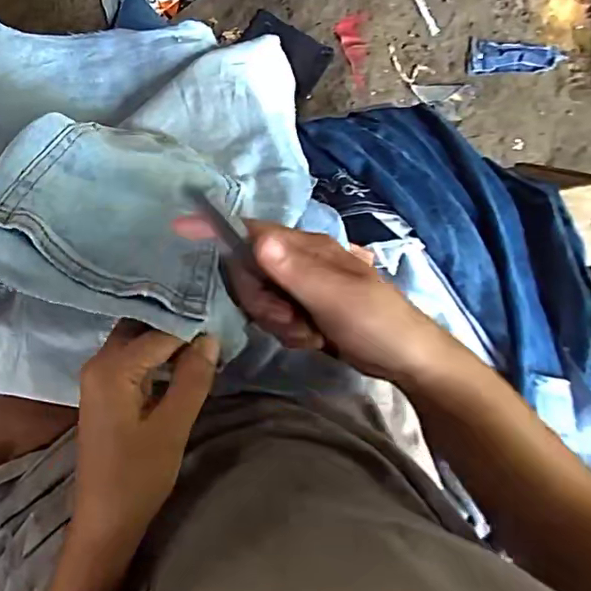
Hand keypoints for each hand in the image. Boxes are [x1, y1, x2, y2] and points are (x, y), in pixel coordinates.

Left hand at [69, 322, 218, 557]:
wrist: (104, 519)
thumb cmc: (137, 476)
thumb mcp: (172, 427)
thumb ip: (193, 378)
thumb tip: (211, 338)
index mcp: (111, 367)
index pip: (158, 331)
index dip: (191, 326)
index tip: (223, 320)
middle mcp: (98, 362)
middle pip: (141, 326)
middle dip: (176, 323)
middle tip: (213, 323)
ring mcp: (97, 376)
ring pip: (135, 340)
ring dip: (166, 338)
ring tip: (205, 339)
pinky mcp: (103, 389)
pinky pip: (131, 357)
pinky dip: (156, 355)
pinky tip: (182, 360)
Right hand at [176, 216, 464, 383]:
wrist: (408, 360)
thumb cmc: (377, 321)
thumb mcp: (336, 297)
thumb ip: (295, 271)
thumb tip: (256, 242)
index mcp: (306, 246)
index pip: (251, 231)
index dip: (218, 230)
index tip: (182, 230)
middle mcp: (299, 259)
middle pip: (249, 270)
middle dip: (261, 300)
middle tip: (290, 319)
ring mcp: (301, 284)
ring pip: (260, 297)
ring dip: (277, 320)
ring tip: (309, 332)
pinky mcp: (304, 307)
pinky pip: (275, 315)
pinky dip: (288, 331)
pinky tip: (313, 339)